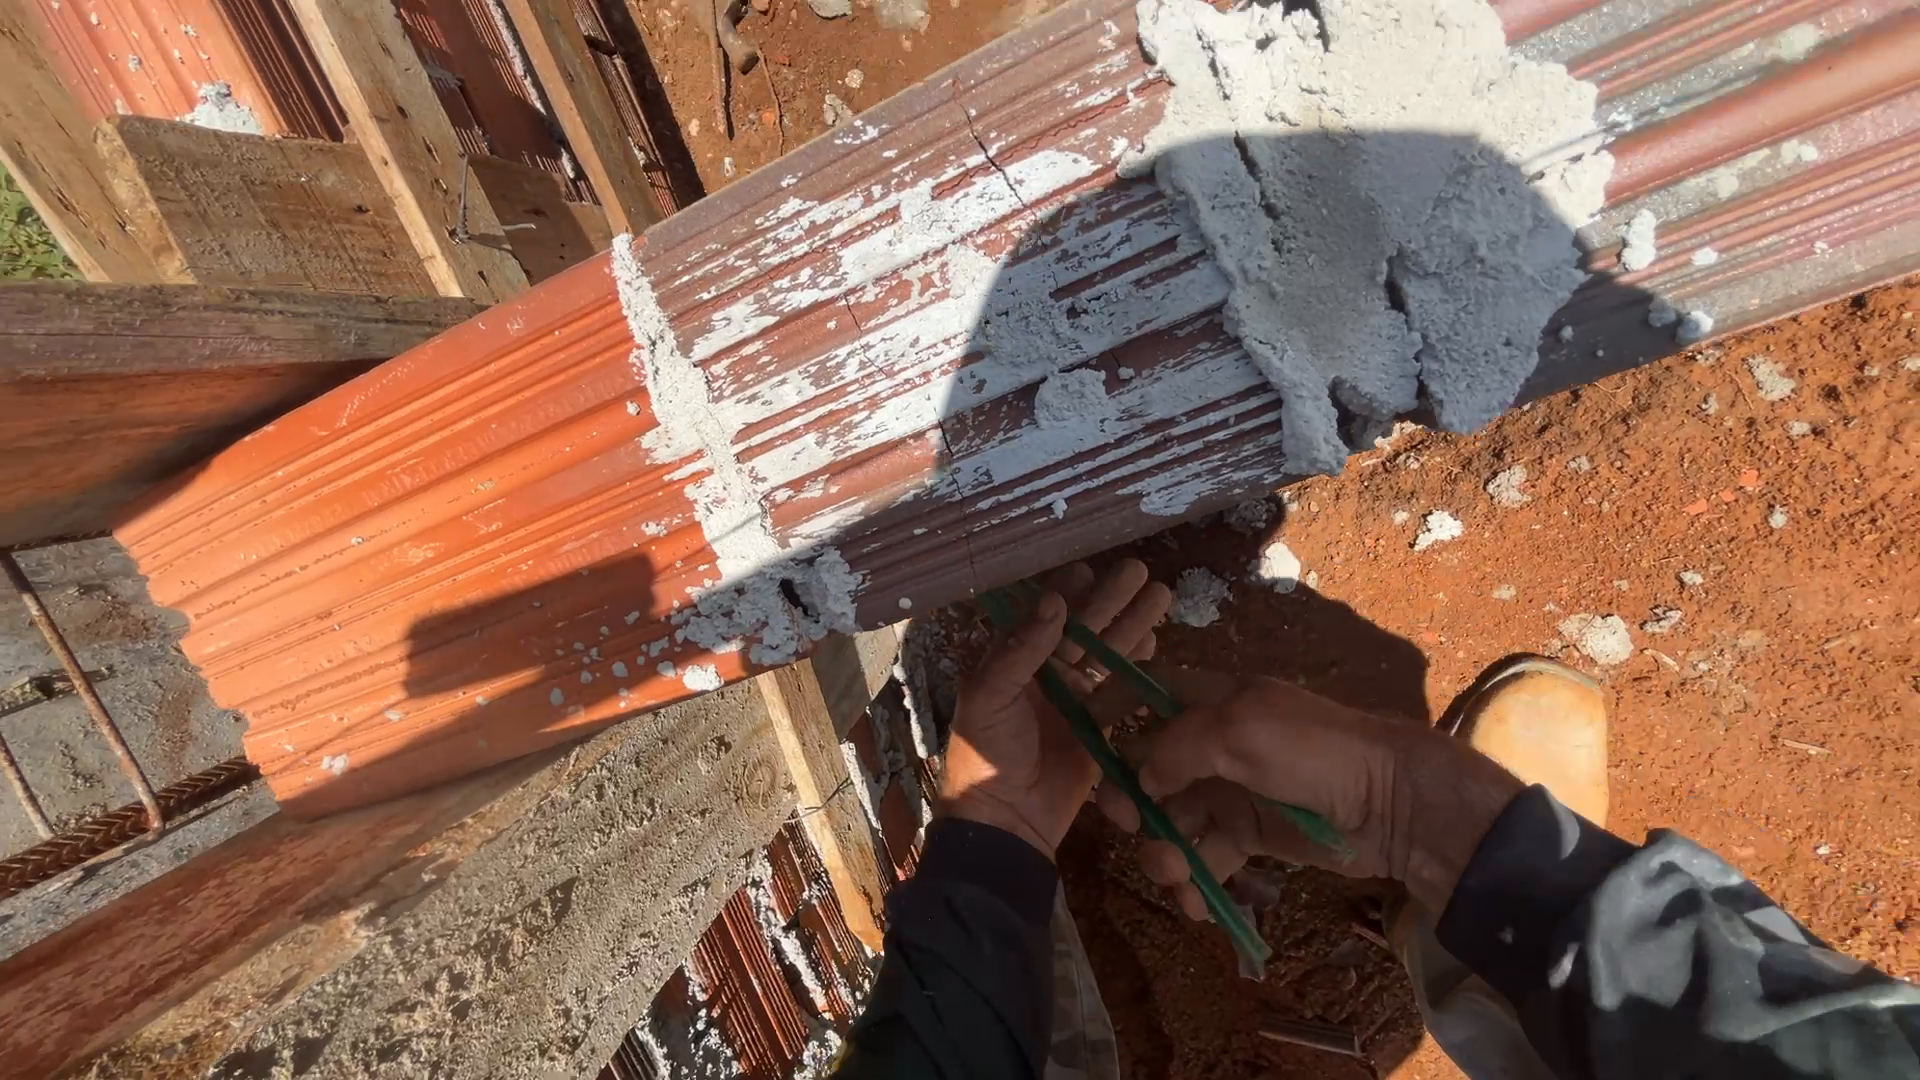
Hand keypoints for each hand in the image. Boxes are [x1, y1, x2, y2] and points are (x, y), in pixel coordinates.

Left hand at [938, 560, 1170, 858]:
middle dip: (1110, 599)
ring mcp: (1074, 699)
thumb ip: (1021, 648)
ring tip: (1159, 595)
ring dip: (1131, 624)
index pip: (1044, 615)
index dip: (1067, 591)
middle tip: (1138, 569)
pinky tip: (1156, 641)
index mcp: (1013, 661)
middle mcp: (1045, 673)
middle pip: (1083, 627)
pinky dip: (1137, 665)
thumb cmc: (987, 751)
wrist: (1006, 818)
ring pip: (1106, 652)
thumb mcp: (990, 694)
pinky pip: (1120, 688)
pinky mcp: (1097, 725)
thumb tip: (1055, 600)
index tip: (1090, 568)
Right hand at [1093, 667, 1523, 912]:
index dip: (1114, 703)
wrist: (1392, 804)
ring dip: (1162, 849)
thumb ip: (1177, 746)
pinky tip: (1195, 901)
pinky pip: (1205, 855)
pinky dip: (1194, 878)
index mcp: (1209, 700)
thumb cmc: (1311, 749)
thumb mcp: (1238, 730)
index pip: (1148, 689)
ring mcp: (1228, 789)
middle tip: (1127, 824)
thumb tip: (1140, 776)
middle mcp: (1211, 742)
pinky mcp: (1247, 833)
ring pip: (1171, 817)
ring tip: (1174, 876)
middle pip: (1147, 765)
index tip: (1082, 731)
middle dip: (1128, 797)